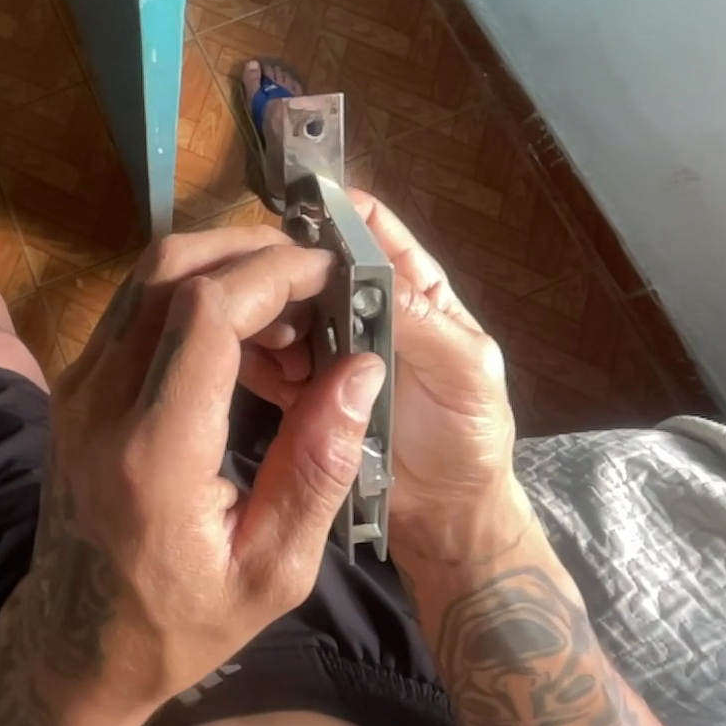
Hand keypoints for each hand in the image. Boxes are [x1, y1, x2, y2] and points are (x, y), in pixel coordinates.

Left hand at [0, 228, 387, 725]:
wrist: (76, 638)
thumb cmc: (180, 620)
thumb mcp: (273, 571)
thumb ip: (319, 465)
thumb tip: (361, 368)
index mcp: (153, 452)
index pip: (205, 313)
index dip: (272, 274)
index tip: (329, 273)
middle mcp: (100, 399)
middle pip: (170, 270)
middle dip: (249, 252)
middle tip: (313, 280)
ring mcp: (77, 383)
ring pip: (148, 275)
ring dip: (221, 266)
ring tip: (286, 310)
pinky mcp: (75, 381)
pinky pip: (135, 305)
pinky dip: (193, 292)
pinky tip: (241, 333)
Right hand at [240, 190, 533, 566]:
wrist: (442, 514)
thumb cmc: (468, 433)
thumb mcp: (466, 370)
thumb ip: (421, 320)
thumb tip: (365, 272)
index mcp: (409, 286)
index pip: (368, 225)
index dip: (333, 211)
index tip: (295, 219)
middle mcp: (359, 305)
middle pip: (311, 262)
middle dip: (289, 271)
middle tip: (275, 298)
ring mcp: (326, 343)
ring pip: (282, 305)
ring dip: (271, 317)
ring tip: (282, 350)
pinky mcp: (299, 382)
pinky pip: (268, 354)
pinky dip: (257, 356)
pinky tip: (262, 371)